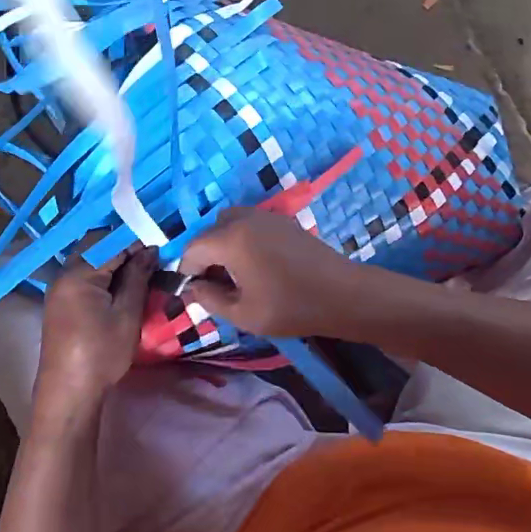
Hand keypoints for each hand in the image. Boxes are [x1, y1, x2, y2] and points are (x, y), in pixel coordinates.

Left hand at [32, 246, 155, 430]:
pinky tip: (122, 286)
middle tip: (153, 259)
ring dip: (114, 261)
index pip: (110, 241)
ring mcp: (59, 288)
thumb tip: (150, 249)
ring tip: (141, 272)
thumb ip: (137, 277)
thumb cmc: (101, 353)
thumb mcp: (127, 314)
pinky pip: (84, 276)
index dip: (137, 240)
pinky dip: (104, 274)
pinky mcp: (61, 302)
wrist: (69, 392)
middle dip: (125, 247)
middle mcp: (63, 274)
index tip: (162, 247)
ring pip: (90, 260)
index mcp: (78, 273)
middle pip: (96, 246)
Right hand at [179, 209, 377, 337]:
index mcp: (231, 239)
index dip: (187, 271)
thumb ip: (210, 299)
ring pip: (229, 223)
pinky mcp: (283, 221)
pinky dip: (242, 239)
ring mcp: (266, 217)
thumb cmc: (291, 307)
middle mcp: (245, 219)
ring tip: (234, 275)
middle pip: (210, 232)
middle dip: (204, 256)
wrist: (343, 295)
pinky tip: (256, 265)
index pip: (193, 249)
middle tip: (214, 286)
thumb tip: (193, 288)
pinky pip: (249, 224)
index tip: (193, 293)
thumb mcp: (243, 314)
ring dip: (223, 244)